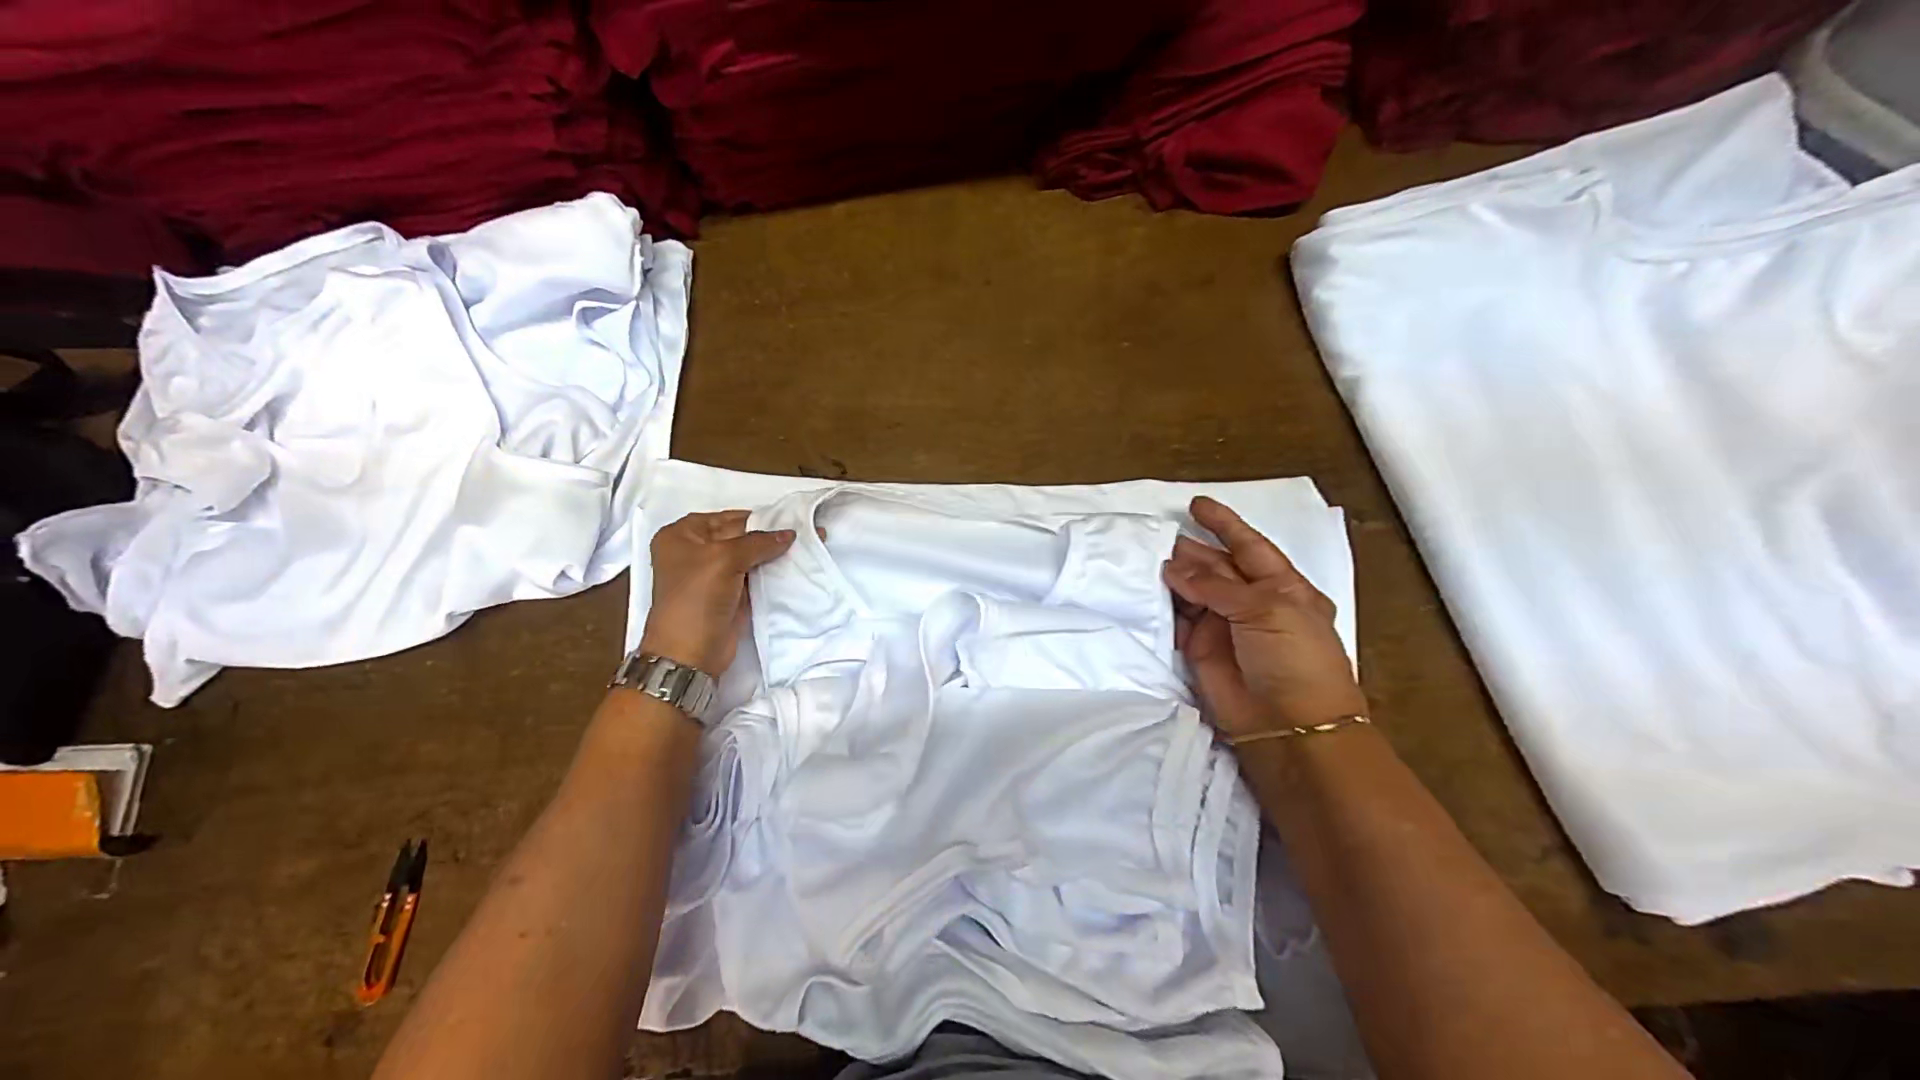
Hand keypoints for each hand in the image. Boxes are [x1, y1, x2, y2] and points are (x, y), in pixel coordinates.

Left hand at [639, 511, 795, 673]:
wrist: (690, 653)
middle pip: (740, 535)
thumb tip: (789, 534)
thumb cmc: (696, 599)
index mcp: (682, 534)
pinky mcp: (731, 593)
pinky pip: (755, 575)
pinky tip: (796, 564)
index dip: (759, 517)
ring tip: (809, 544)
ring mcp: (714, 574)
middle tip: (808, 530)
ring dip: (775, 552)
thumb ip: (758, 542)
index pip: (728, 518)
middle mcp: (695, 550)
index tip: (793, 516)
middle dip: (771, 534)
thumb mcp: (724, 559)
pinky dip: (773, 570)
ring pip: (750, 555)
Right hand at [1163, 496, 1366, 739]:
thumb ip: (1217, 586)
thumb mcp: (1266, 609)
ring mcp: (1225, 626)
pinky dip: (1164, 607)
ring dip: (1174, 577)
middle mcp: (1253, 603)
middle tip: (1157, 537)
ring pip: (1193, 591)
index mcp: (1282, 587)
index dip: (1224, 524)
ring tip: (1146, 560)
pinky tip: (1147, 593)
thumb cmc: (1294, 658)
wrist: (1288, 725)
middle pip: (1216, 567)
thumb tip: (1174, 568)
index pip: (1249, 546)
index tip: (1197, 504)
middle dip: (1191, 551)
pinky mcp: (1201, 650)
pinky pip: (1179, 620)